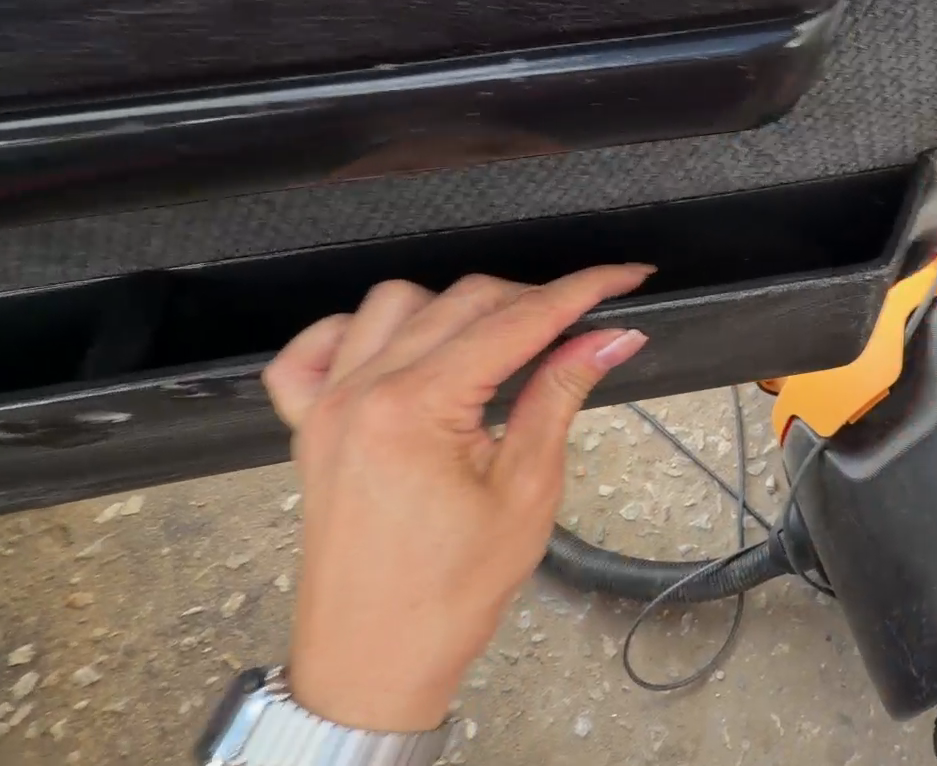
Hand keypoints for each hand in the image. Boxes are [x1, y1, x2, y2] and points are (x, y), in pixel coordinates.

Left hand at [259, 265, 652, 730]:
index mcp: (417, 407)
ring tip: (506, 342)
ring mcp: (325, 403)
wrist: (376, 660)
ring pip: (397, 303)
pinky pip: (318, 346)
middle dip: (536, 298)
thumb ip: (562, 392)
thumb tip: (613, 337)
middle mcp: (361, 390)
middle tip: (586, 323)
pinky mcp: (308, 424)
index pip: (518, 320)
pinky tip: (408, 347)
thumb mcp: (530, 486)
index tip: (628, 276)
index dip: (583, 290)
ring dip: (460, 307)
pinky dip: (366, 329)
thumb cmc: (457, 586)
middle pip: (464, 300)